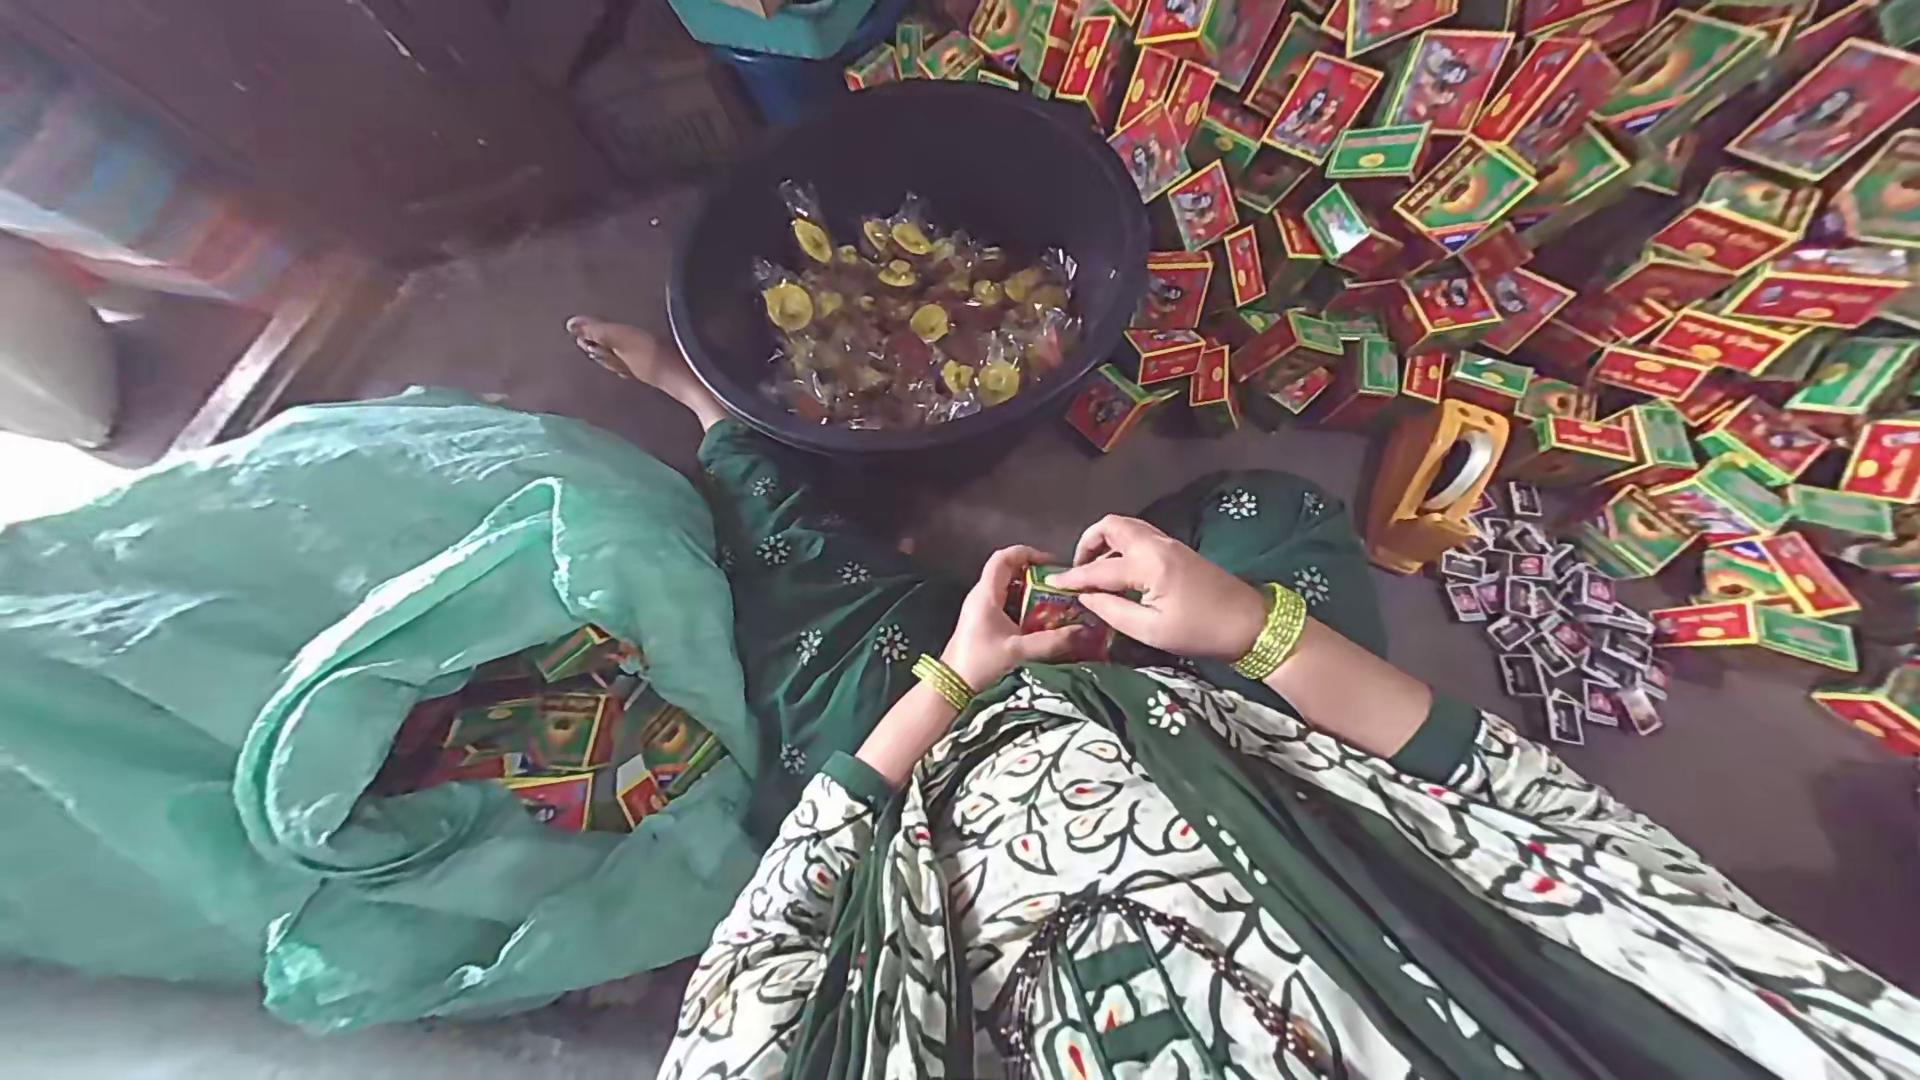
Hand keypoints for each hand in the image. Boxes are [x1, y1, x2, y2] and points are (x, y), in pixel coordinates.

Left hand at [941, 545, 1094, 689]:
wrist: (952, 685)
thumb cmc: (980, 662)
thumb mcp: (1018, 651)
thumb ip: (1052, 641)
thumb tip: (1083, 631)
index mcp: (986, 594)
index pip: (1004, 557)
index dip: (1028, 553)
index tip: (1050, 564)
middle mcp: (981, 595)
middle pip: (1007, 569)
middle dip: (1033, 572)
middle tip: (1056, 583)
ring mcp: (980, 607)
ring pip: (1007, 586)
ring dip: (1029, 589)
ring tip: (1052, 599)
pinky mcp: (982, 620)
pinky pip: (1004, 601)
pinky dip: (1022, 603)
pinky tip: (1038, 618)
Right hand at [1046, 516, 1266, 661]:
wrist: (1251, 625)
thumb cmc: (1200, 631)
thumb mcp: (1150, 631)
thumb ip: (1112, 611)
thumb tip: (1086, 598)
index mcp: (1149, 564)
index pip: (1099, 568)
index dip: (1072, 578)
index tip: (1051, 583)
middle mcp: (1156, 545)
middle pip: (1111, 525)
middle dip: (1087, 542)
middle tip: (1078, 569)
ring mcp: (1169, 543)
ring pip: (1126, 527)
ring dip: (1104, 542)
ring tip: (1094, 570)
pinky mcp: (1177, 550)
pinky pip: (1139, 536)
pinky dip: (1120, 546)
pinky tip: (1118, 570)